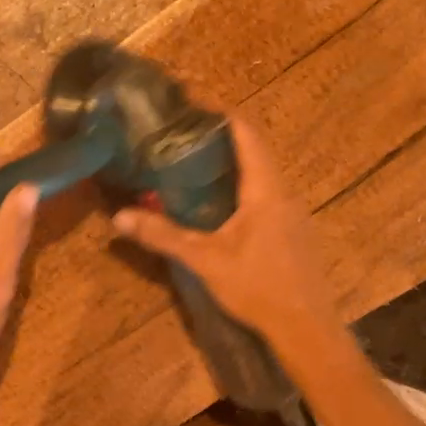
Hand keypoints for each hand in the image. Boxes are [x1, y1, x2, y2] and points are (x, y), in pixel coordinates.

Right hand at [111, 116, 337, 344]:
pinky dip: (236, 180)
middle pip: (253, 146)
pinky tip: (213, 196)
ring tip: (190, 154)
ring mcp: (290, 211)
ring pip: (259, 169)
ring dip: (228, 156)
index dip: (219, 109)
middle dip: (218, 130)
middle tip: (180, 125)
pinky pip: (262, 190)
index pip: (245, 132)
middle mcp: (282, 192)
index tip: (190, 97)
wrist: (307, 329)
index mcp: (265, 190)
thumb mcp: (205, 260)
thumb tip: (119, 217)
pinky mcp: (289, 228)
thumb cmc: (259, 287)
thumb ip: (163, 235)